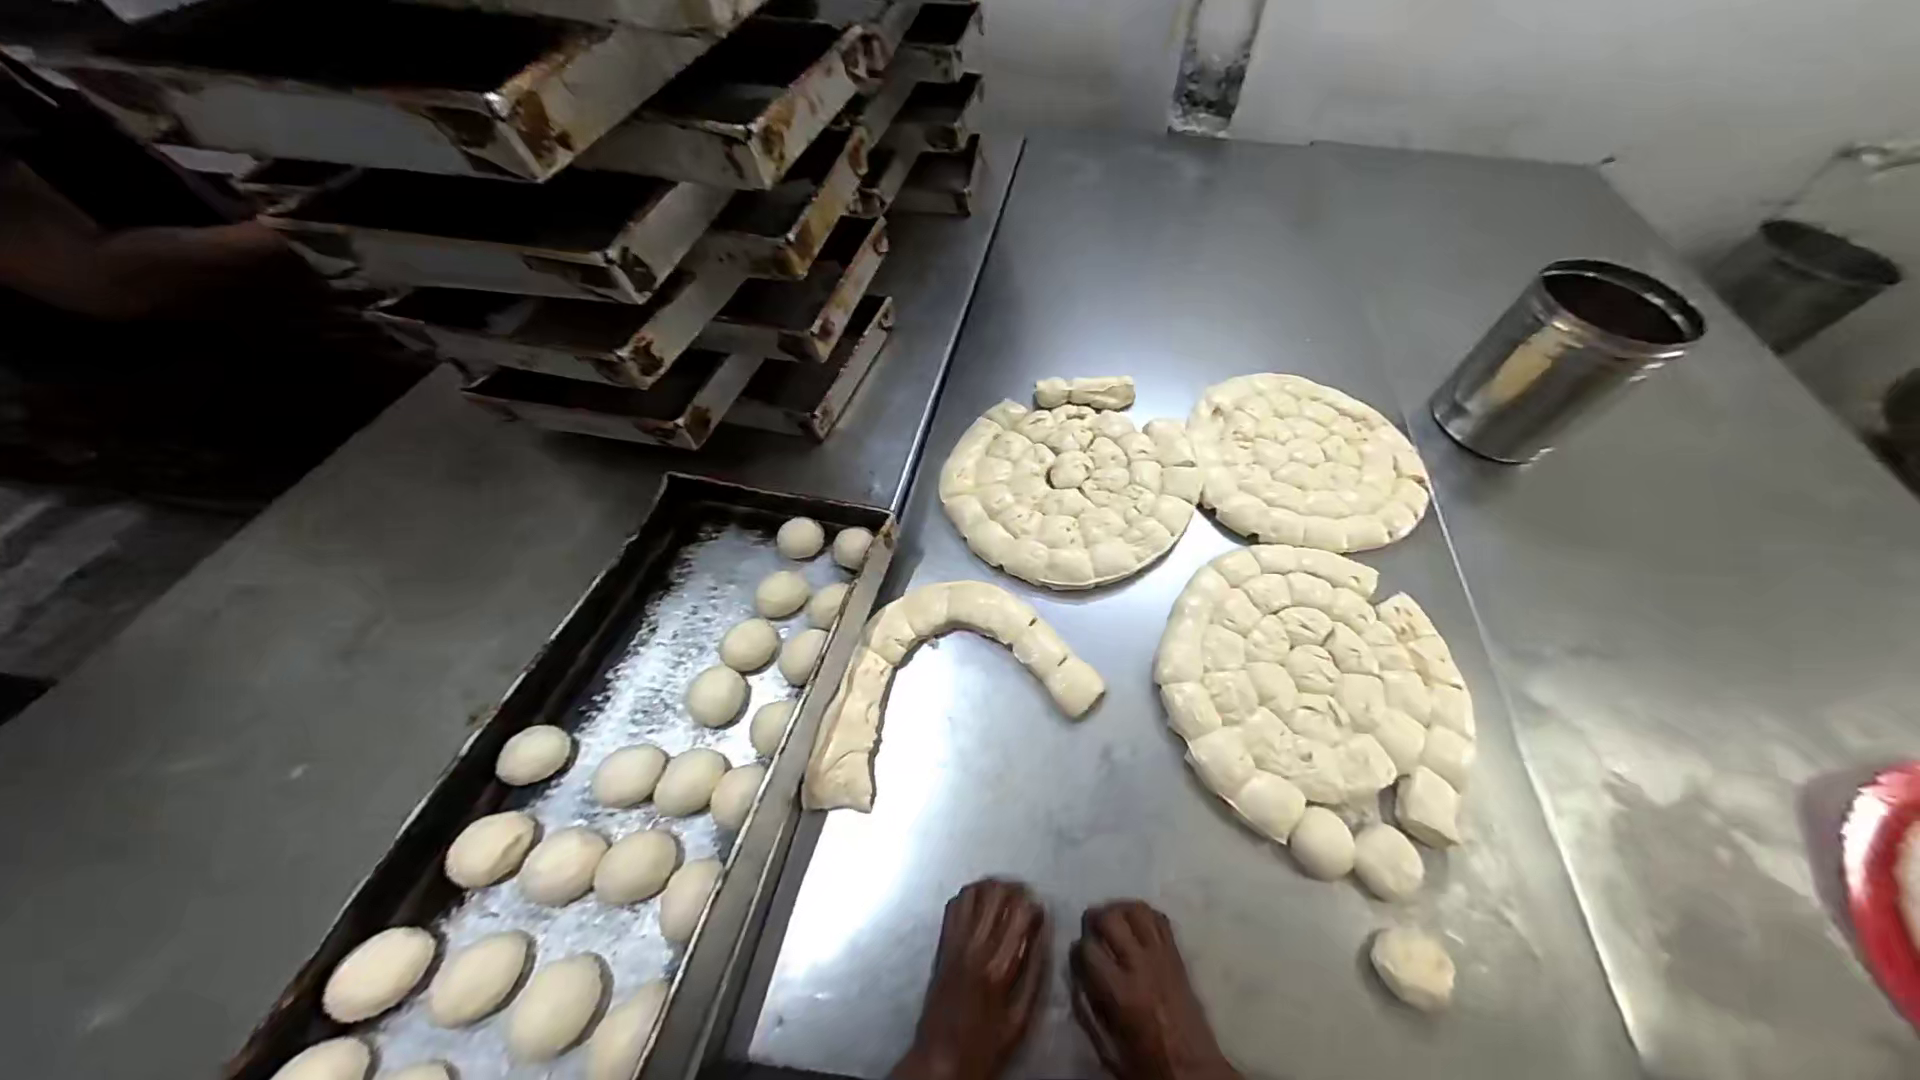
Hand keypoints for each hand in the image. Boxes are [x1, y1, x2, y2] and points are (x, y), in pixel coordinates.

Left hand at [891, 878, 1048, 1079]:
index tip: (1039, 912)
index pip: (1019, 913)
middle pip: (996, 894)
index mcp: (999, 967)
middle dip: (1015, 890)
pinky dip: (970, 895)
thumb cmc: (985, 1045)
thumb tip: (1042, 935)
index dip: (1033, 906)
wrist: (940, 1059)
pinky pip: (954, 905)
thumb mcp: (1020, 1019)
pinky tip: (981, 902)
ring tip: (1006, 895)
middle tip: (1025, 898)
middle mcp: (975, 946)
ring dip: (993, 887)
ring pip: (974, 892)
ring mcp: (955, 941)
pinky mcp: (941, 943)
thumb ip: (1034, 973)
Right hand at [1070, 901, 1240, 1079]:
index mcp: (1120, 992)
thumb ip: (1088, 1002)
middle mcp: (1140, 965)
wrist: (1193, 1070)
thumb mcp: (1106, 1042)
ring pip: (1136, 909)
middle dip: (1094, 918)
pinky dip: (1144, 915)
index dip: (1077, 949)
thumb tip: (1077, 969)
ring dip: (1119, 909)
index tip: (1078, 956)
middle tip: (1090, 929)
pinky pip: (1160, 919)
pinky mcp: (1177, 955)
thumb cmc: (1145, 1061)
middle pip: (1110, 918)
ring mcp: (1161, 956)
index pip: (1087, 948)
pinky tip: (1135, 925)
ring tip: (1112, 920)